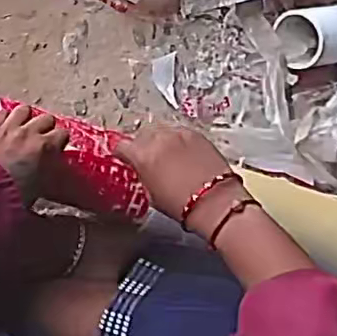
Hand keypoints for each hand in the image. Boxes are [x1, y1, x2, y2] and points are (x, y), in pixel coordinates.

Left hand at [0, 104, 69, 206]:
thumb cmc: (15, 195)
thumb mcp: (42, 191)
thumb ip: (58, 187)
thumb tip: (72, 198)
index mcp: (45, 147)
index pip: (63, 134)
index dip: (60, 141)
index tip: (57, 148)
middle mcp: (29, 132)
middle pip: (46, 118)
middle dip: (46, 127)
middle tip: (42, 138)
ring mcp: (9, 128)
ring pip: (24, 110)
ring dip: (27, 118)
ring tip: (24, 127)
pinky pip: (2, 113)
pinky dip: (5, 118)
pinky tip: (5, 126)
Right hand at [113, 125, 246, 237]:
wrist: (215, 202)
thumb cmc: (181, 204)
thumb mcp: (150, 192)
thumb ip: (141, 173)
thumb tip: (140, 167)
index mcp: (141, 154)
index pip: (121, 145)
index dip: (122, 153)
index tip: (125, 158)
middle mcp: (157, 138)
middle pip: (141, 135)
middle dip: (143, 146)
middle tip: (150, 160)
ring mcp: (178, 134)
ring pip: (161, 131)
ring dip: (161, 142)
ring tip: (168, 157)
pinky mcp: (196, 134)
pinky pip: (179, 133)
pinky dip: (178, 141)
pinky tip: (183, 154)